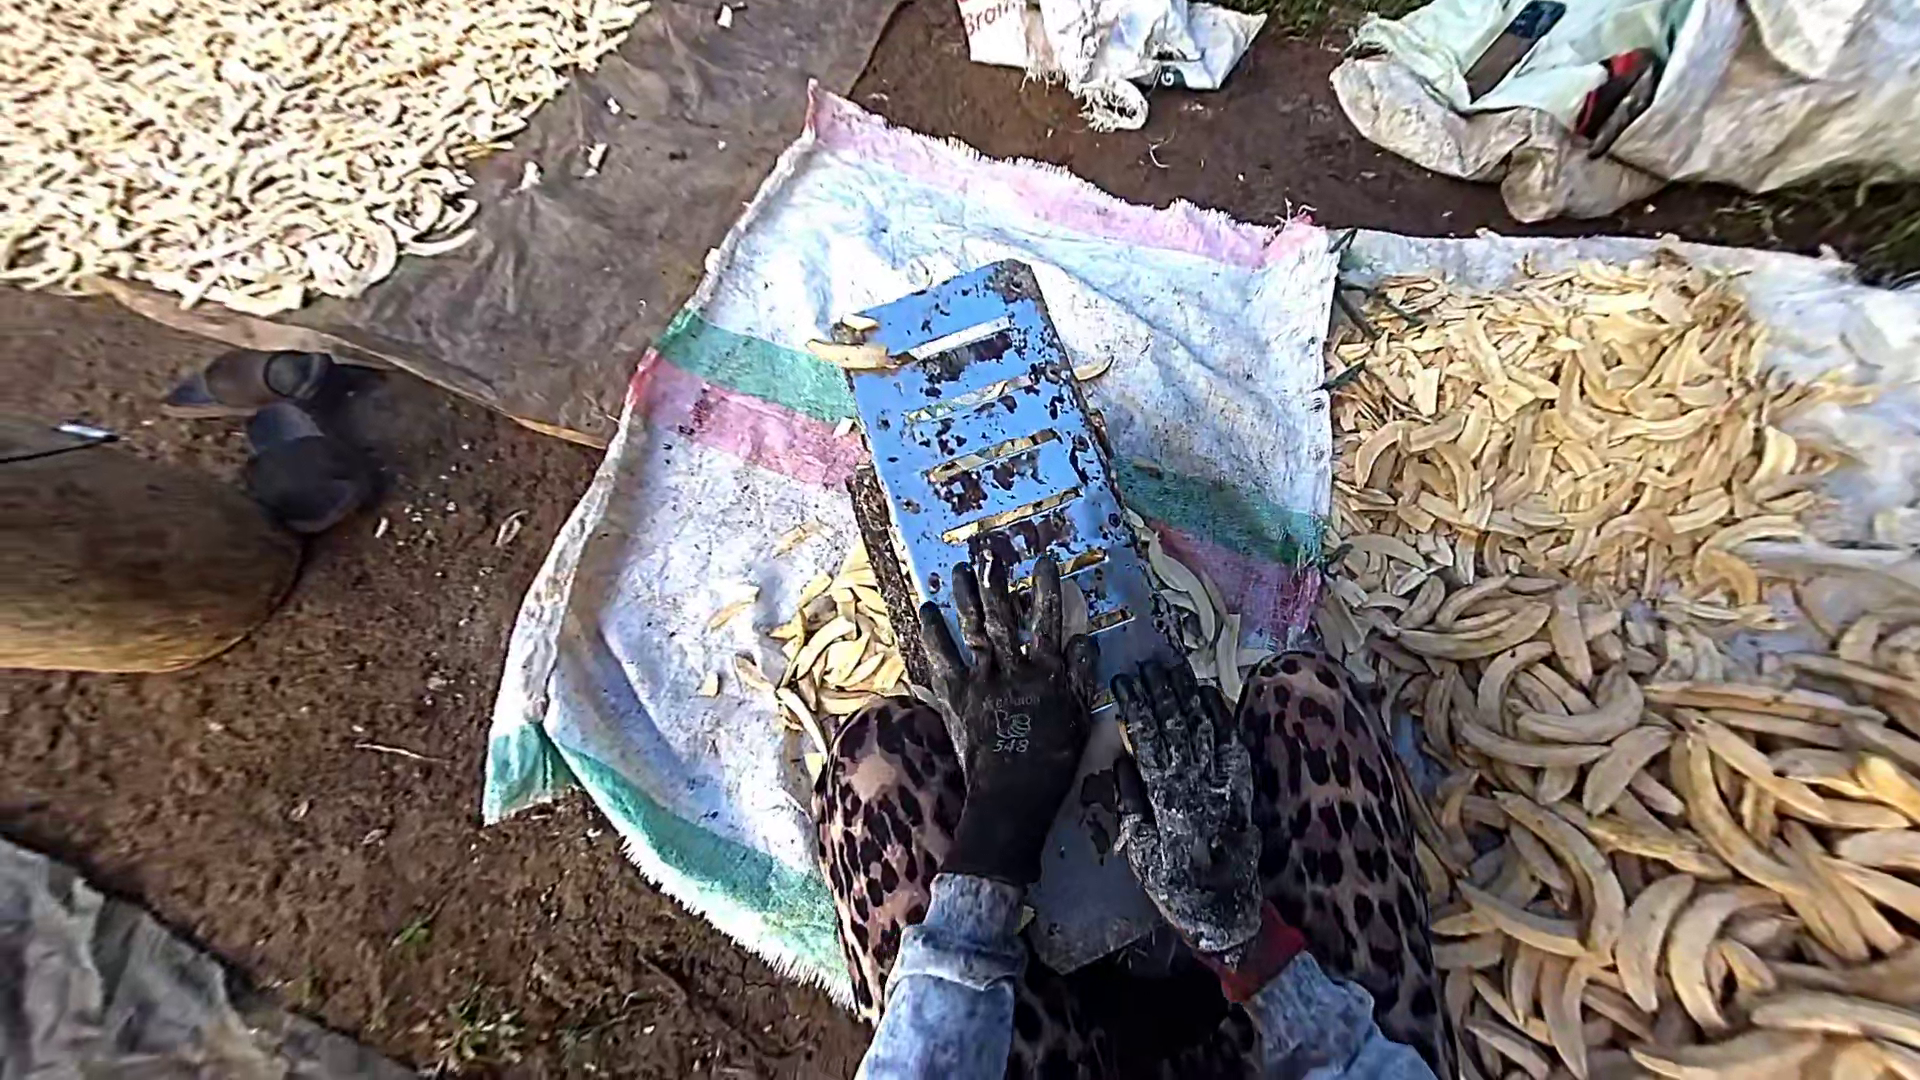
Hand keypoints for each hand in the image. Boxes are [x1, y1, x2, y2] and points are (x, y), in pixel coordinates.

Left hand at [919, 556, 1097, 885]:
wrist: (1012, 795)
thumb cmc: (1052, 759)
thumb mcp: (1080, 718)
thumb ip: (1083, 676)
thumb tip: (1083, 637)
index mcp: (1045, 672)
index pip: (1048, 620)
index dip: (1046, 589)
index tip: (1043, 561)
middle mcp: (1011, 667)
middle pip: (1003, 616)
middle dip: (997, 581)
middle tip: (988, 553)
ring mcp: (981, 679)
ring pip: (973, 628)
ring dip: (966, 596)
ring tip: (959, 570)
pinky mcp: (956, 694)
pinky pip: (942, 658)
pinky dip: (934, 633)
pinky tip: (927, 609)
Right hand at [1112, 661, 1261, 956]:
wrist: (1224, 912)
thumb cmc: (1172, 881)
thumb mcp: (1139, 848)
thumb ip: (1130, 801)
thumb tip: (1123, 759)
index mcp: (1165, 797)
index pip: (1147, 739)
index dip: (1135, 706)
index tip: (1122, 682)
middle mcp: (1195, 783)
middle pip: (1175, 725)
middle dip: (1159, 691)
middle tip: (1146, 664)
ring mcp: (1222, 783)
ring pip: (1203, 728)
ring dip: (1186, 695)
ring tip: (1171, 668)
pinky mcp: (1241, 787)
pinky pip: (1231, 744)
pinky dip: (1220, 716)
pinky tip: (1207, 692)